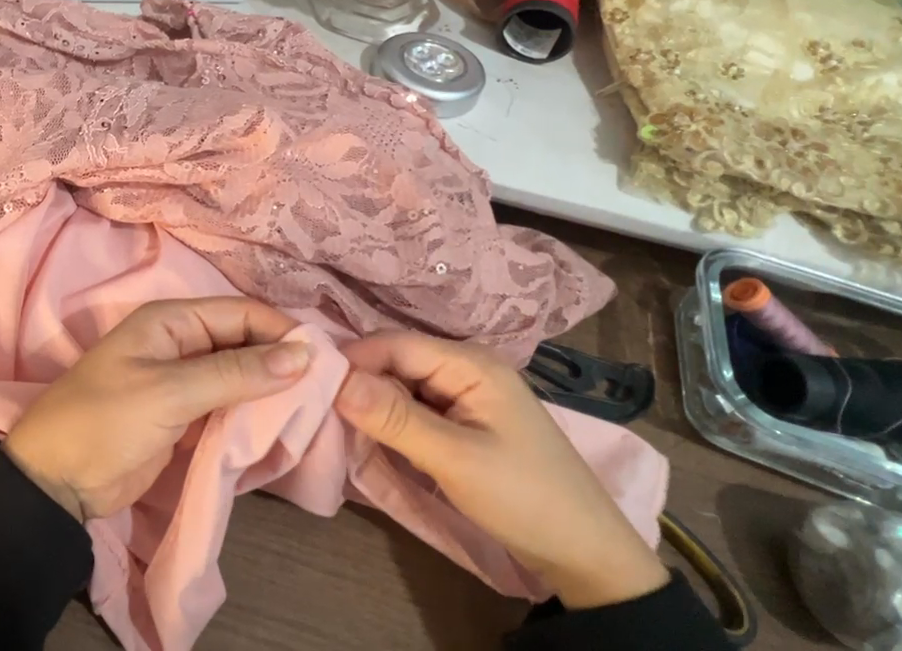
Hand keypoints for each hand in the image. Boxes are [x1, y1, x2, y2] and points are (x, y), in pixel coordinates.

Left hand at [2, 297, 311, 522]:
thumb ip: (236, 373)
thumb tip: (303, 354)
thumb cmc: (106, 421)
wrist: (56, 480)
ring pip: (241, 376)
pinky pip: (229, 406)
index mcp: (172, 319)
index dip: (283, 332)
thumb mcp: (171, 392)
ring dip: (273, 391)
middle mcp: (181, 342)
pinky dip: (255, 415)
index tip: (330, 361)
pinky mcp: (185, 416)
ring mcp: (184, 380)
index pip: (241, 313)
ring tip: (318, 411)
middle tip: (331, 392)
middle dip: (282, 363)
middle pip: (245, 342)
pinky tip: (285, 429)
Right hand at [334, 331, 668, 608]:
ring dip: (374, 405)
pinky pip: (414, 407)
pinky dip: (392, 422)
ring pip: (401, 385)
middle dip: (360, 384)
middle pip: (395, 361)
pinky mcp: (463, 420)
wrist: (587, 556)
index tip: (314, 389)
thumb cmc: (524, 498)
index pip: (393, 344)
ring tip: (343, 429)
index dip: (352, 361)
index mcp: (470, 363)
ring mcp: (465, 394)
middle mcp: (465, 367)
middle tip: (324, 414)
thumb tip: (334, 379)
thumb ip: (394, 417)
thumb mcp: (454, 459)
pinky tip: (376, 440)